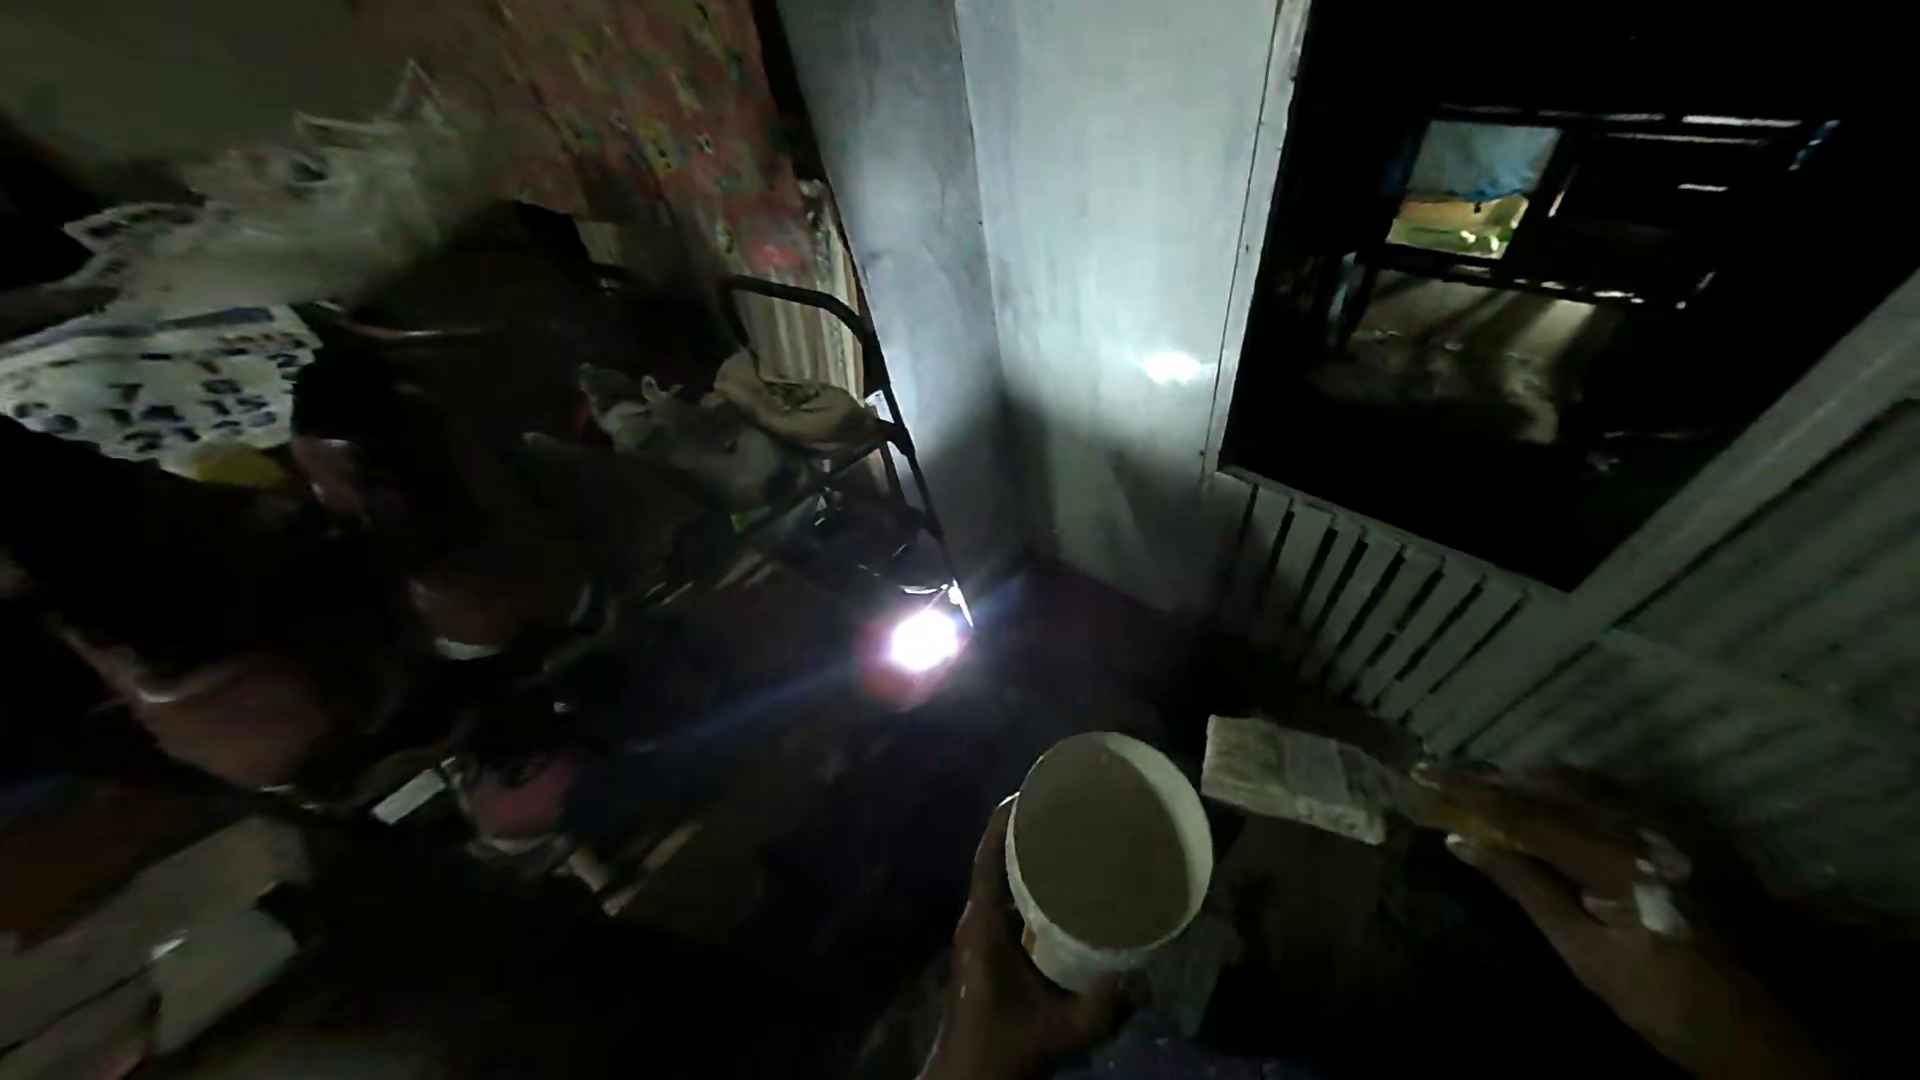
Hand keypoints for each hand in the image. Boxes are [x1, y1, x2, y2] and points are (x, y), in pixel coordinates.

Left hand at [919, 797, 1124, 1079]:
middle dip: (1017, 833)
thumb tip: (1145, 979)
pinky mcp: (986, 947)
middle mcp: (976, 920)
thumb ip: (1103, 1008)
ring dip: (1019, 858)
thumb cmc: (1005, 1048)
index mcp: (982, 925)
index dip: (1002, 825)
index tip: (1025, 795)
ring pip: (996, 880)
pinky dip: (1021, 884)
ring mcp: (978, 933)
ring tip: (1057, 838)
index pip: (986, 860)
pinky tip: (1052, 887)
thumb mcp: (1059, 1032)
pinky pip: (1002, 901)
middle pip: (992, 861)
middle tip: (1054, 812)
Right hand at [1421, 766, 1836, 1078]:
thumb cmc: (1672, 1005)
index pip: (1521, 810)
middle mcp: (1645, 830)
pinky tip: (1541, 801)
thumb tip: (1458, 840)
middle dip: (1491, 778)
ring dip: (1525, 781)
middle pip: (1548, 784)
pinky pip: (1609, 794)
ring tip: (1484, 787)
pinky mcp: (1686, 837)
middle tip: (1443, 777)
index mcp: (1616, 860)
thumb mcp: (1585, 953)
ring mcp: (1672, 830)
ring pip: (1579, 782)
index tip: (1420, 771)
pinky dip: (1562, 790)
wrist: (1786, 1045)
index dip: (1465, 788)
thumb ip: (1522, 885)